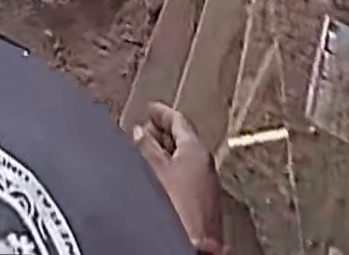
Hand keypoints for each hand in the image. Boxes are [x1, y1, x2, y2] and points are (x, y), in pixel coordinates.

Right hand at [135, 103, 226, 249]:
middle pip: (183, 139)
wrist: (193, 244)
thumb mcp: (153, 166)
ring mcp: (208, 186)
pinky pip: (186, 175)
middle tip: (145, 128)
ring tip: (147, 151)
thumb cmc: (175, 203)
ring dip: (166, 152)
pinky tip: (158, 174)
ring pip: (184, 159)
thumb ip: (145, 144)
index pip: (179, 121)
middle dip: (163, 133)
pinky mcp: (205, 204)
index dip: (161, 112)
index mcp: (197, 150)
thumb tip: (140, 132)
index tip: (150, 108)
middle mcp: (207, 165)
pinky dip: (172, 168)